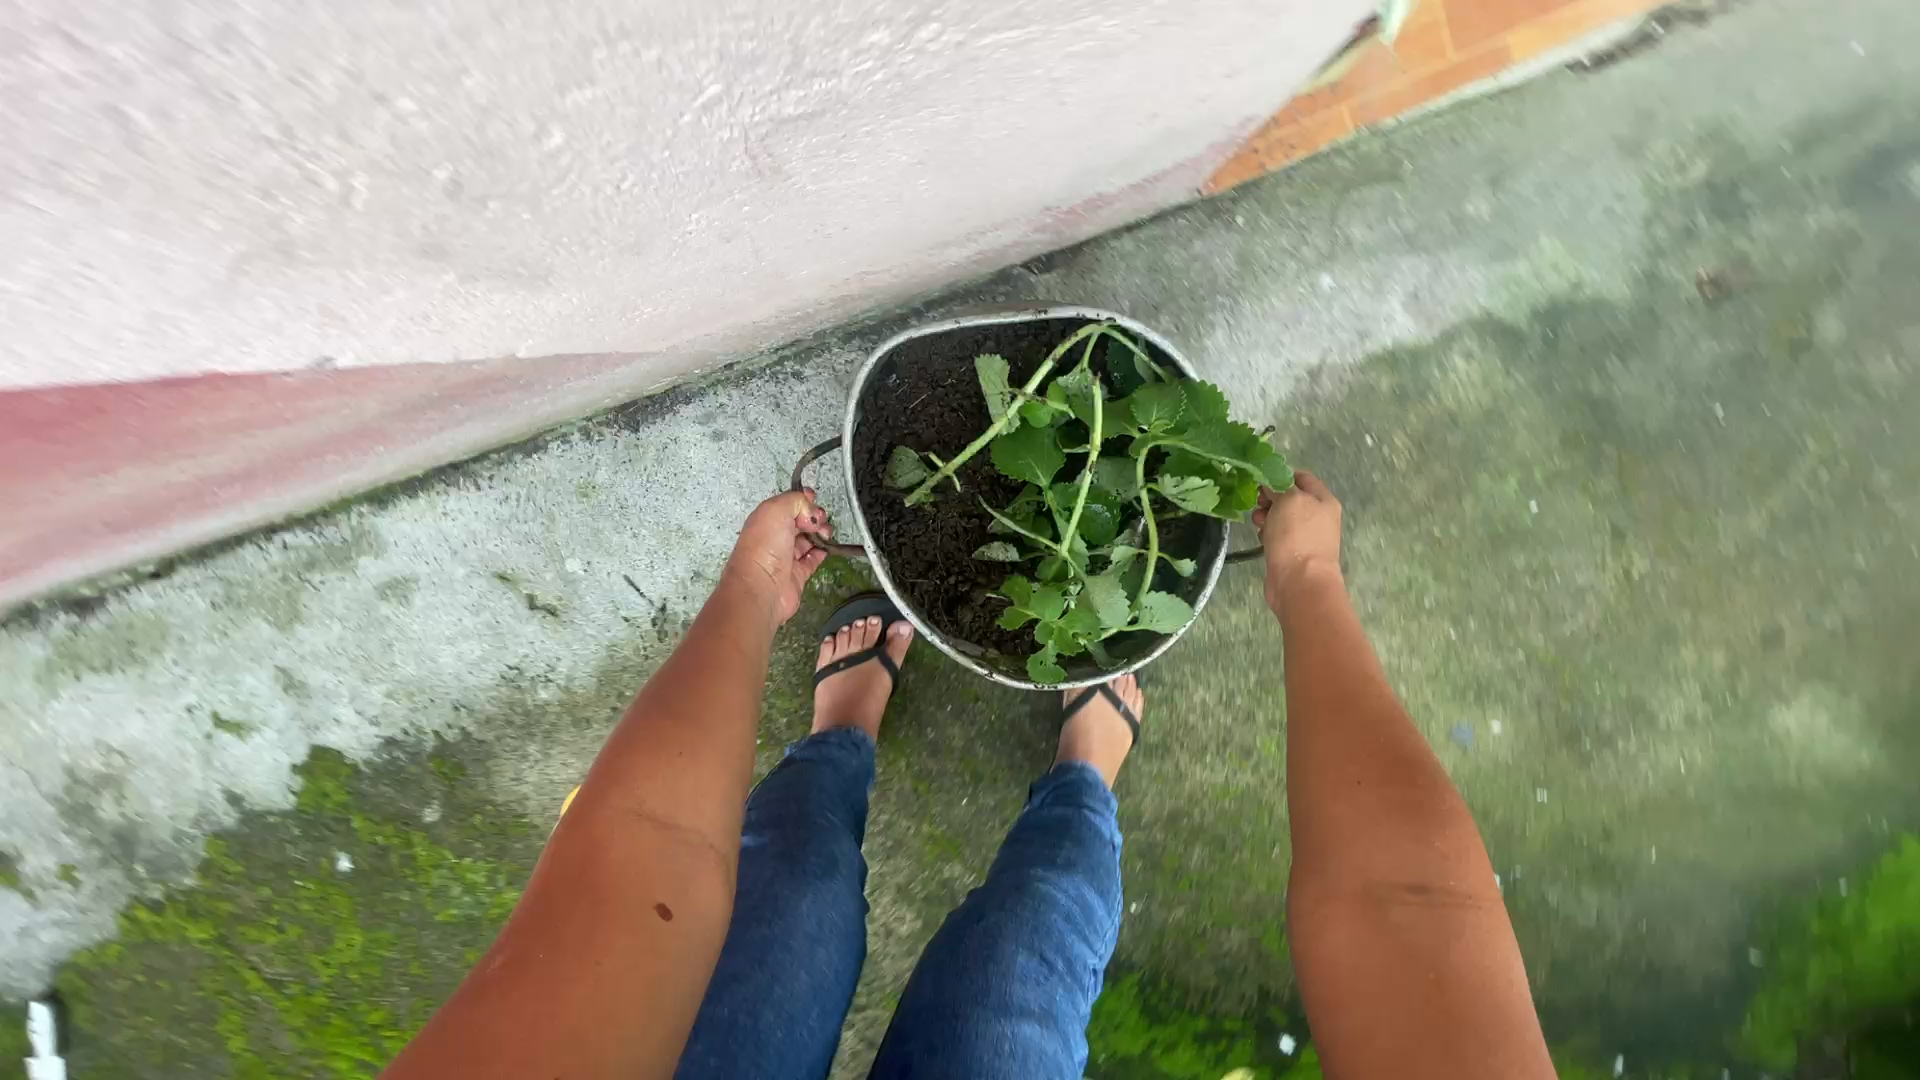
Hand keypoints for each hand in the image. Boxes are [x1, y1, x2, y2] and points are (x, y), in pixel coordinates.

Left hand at [722, 490, 832, 627]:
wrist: (761, 587)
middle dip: (814, 516)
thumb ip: (796, 501)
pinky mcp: (797, 575)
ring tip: (826, 534)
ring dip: (820, 533)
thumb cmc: (765, 546)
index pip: (788, 504)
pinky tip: (828, 548)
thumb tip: (812, 513)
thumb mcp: (776, 510)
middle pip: (800, 521)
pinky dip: (822, 552)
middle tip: (820, 521)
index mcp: (766, 519)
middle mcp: (775, 537)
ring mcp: (786, 557)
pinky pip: (813, 559)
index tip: (815, 499)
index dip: (803, 499)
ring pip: (808, 539)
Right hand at [1252, 469, 1342, 611]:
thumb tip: (1271, 485)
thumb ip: (1280, 486)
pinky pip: (1277, 535)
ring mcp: (1305, 535)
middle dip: (1269, 498)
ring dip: (1265, 516)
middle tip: (1257, 504)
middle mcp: (1317, 515)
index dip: (1279, 476)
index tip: (1260, 481)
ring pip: (1280, 516)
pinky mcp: (1292, 551)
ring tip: (1258, 524)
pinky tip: (1262, 539)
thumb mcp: (1289, 499)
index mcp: (1323, 499)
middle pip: (1289, 497)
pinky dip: (1267, 534)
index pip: (1301, 477)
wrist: (1299, 581)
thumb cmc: (1296, 536)